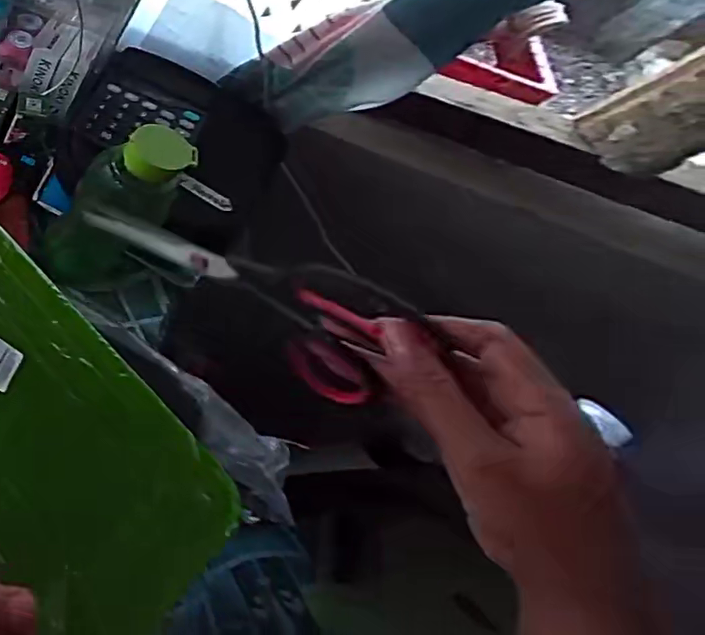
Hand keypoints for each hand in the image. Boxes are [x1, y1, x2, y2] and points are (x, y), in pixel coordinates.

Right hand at [373, 317, 661, 633]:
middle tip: (350, 338)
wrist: (575, 599)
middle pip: (472, 361)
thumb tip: (393, 331)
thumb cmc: (531, 526)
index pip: (490, 340)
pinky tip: (387, 391)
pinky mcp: (509, 453)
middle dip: (410, 346)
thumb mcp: (475, 456)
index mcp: (548, 407)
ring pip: (462, 385)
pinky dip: (423, 396)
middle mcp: (541, 412)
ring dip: (410, 370)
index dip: (431, 326)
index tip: (374, 326)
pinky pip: (462, 410)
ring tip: (355, 359)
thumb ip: (433, 391)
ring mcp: (526, 434)